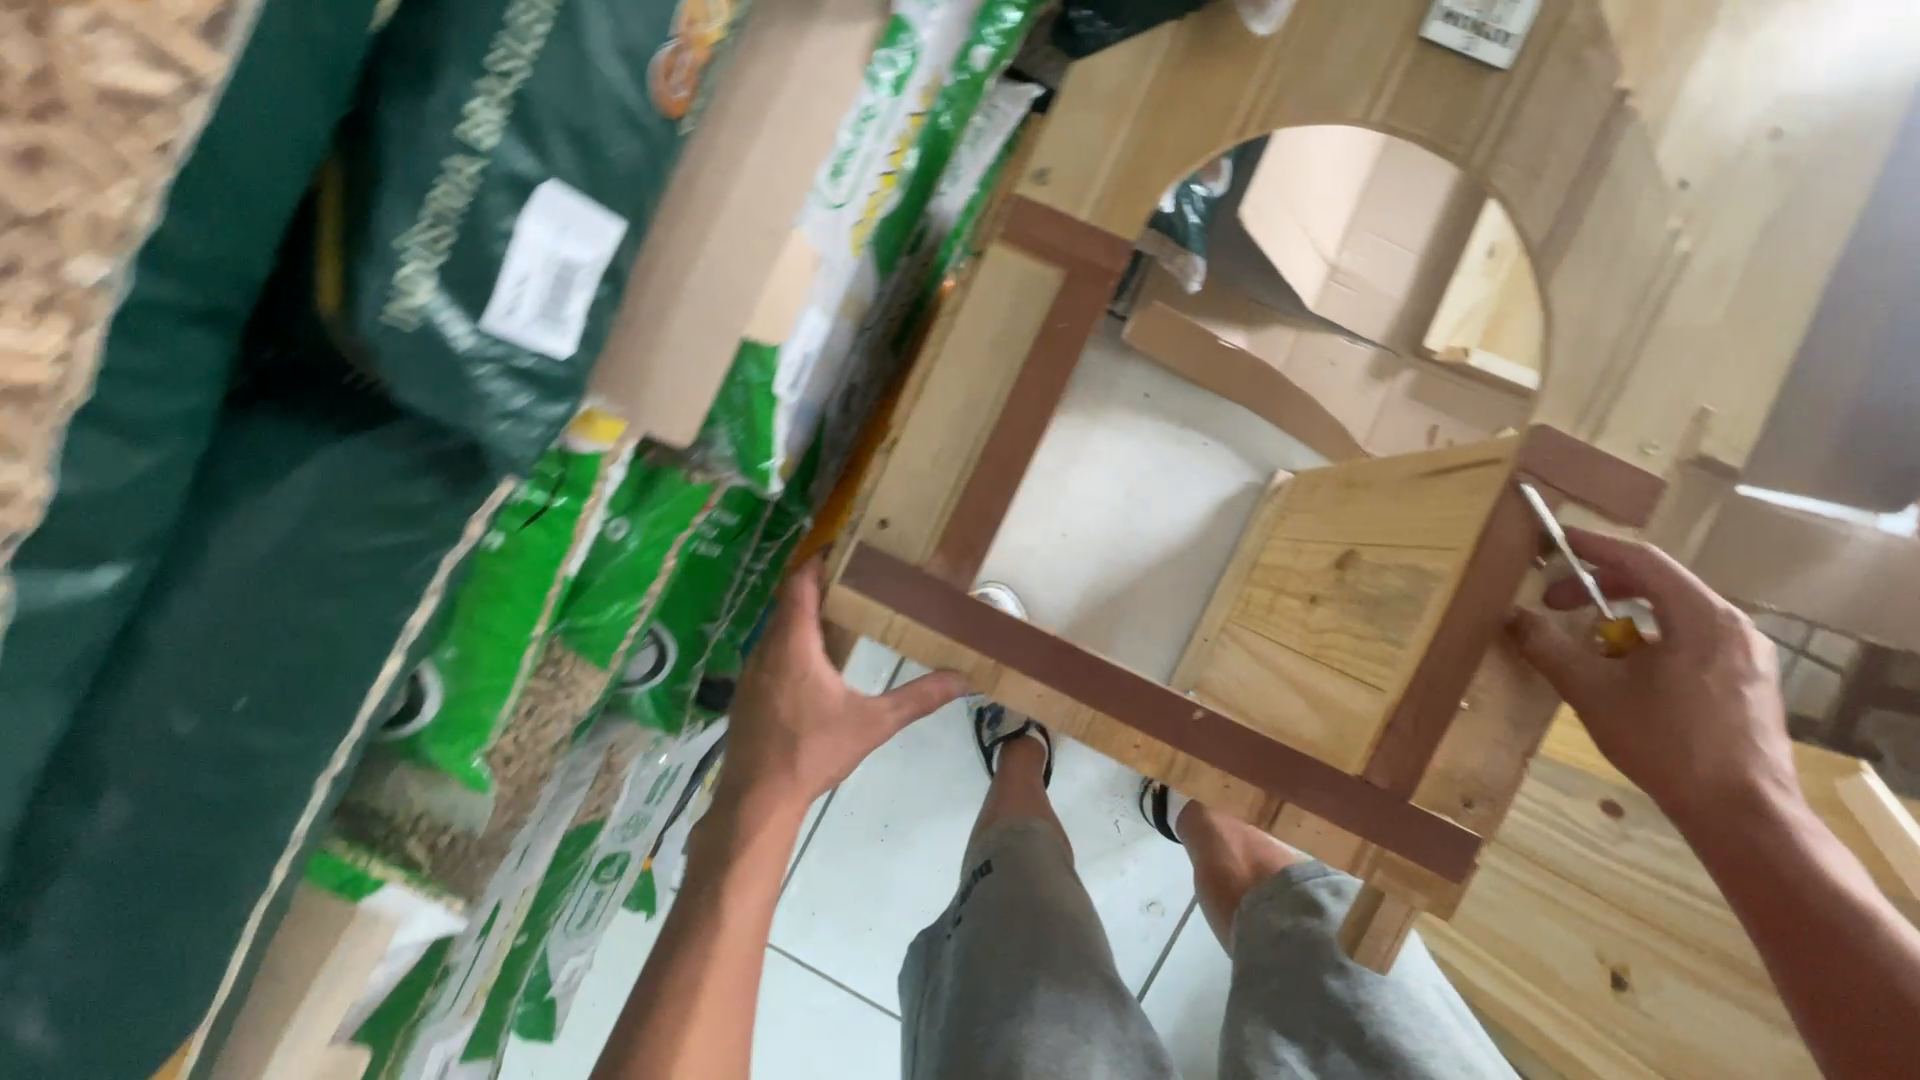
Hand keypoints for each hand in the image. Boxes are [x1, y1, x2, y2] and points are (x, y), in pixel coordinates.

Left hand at [717, 557, 968, 814]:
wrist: (756, 799)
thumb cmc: (812, 752)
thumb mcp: (873, 724)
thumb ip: (918, 698)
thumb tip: (964, 680)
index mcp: (794, 645)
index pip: (799, 584)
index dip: (818, 562)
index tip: (844, 551)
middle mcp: (766, 650)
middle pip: (788, 604)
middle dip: (818, 589)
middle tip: (856, 583)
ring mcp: (751, 673)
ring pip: (777, 631)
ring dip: (803, 619)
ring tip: (840, 619)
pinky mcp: (746, 695)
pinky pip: (769, 654)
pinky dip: (791, 645)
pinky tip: (814, 667)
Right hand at [1507, 528, 1798, 823]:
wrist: (1741, 811)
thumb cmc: (1666, 742)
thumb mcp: (1592, 691)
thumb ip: (1548, 647)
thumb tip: (1512, 617)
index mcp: (1703, 617)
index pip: (1643, 561)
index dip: (1594, 547)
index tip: (1555, 541)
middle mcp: (1732, 627)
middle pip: (1660, 584)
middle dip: (1600, 586)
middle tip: (1553, 604)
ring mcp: (1745, 655)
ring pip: (1673, 614)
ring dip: (1622, 617)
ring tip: (1584, 642)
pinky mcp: (1745, 681)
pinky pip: (1689, 640)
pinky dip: (1647, 640)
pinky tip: (1622, 671)